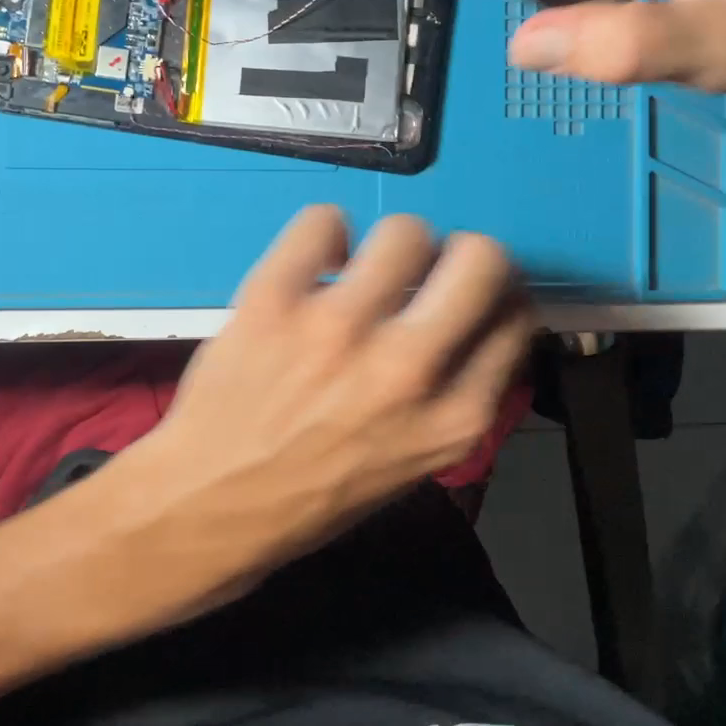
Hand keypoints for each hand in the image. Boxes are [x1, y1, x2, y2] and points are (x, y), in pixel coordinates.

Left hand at [132, 206, 532, 571]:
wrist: (210, 504)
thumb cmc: (313, 494)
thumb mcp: (410, 464)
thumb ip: (451, 399)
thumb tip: (469, 326)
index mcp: (453, 420)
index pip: (515, 321)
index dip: (498, 297)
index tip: (472, 296)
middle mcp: (407, 368)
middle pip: (480, 259)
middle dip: (465, 254)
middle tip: (430, 269)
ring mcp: (337, 328)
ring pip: (405, 232)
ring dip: (395, 243)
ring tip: (368, 266)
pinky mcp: (274, 300)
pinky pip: (322, 221)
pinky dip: (326, 232)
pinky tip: (317, 261)